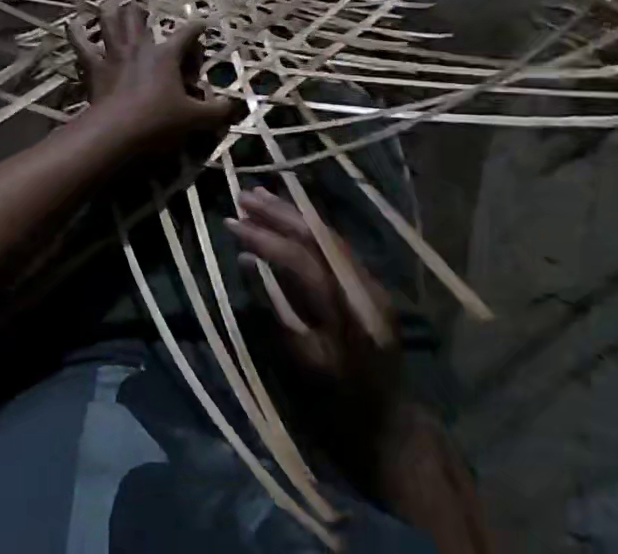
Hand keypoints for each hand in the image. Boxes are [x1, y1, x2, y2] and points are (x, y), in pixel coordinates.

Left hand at [68, 0, 236, 152]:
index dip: (196, 28)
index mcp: (165, 55)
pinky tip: (71, 24)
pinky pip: (81, 46)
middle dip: (140, 11)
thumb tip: (234, 107)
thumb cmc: (158, 121)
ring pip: (108, 22)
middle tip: (141, 8)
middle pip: (138, 18)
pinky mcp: (93, 68)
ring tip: (110, 3)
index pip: (186, 34)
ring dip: (109, 11)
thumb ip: (216, 112)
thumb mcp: (194, 119)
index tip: (203, 25)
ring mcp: (113, 55)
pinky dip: (75, 33)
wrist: (116, 132)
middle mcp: (138, 47)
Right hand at [226, 184, 407, 491]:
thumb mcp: (297, 360)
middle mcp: (362, 286)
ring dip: (291, 214)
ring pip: (327, 235)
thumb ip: (272, 306)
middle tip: (242, 196)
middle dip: (278, 213)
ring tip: (258, 196)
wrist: (386, 421)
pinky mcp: (367, 283)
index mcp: (344, 310)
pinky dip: (306, 229)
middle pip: (317, 237)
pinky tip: (286, 218)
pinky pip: (334, 246)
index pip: (300, 259)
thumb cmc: (334, 401)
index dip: (264, 238)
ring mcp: (369, 282)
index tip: (231, 223)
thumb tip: (247, 261)